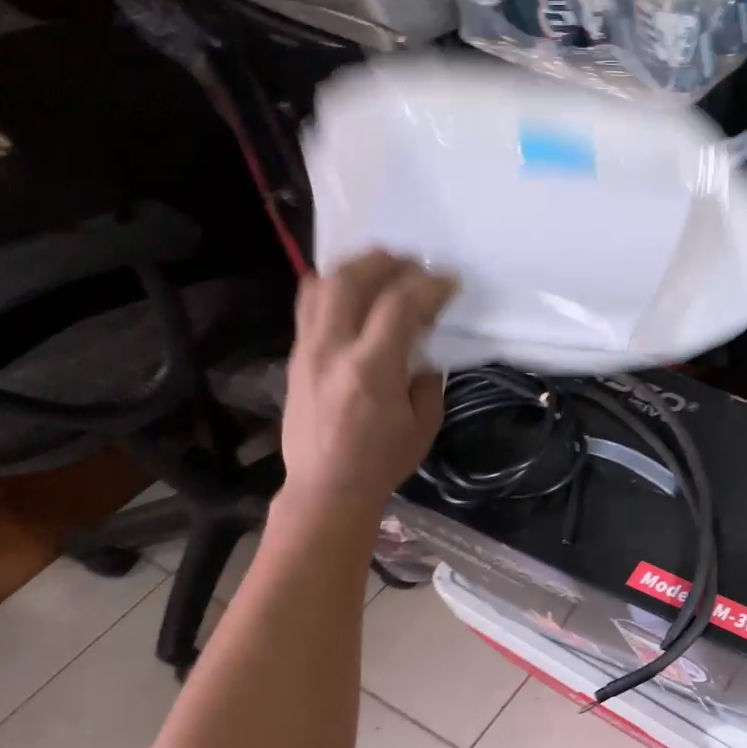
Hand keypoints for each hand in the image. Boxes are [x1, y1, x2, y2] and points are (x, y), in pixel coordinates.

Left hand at [280, 251, 455, 518]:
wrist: (327, 485)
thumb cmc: (383, 459)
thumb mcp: (423, 423)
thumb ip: (425, 381)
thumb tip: (422, 354)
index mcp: (372, 369)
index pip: (400, 307)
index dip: (428, 287)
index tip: (450, 282)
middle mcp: (333, 349)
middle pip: (352, 282)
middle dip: (386, 263)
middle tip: (413, 263)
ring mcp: (308, 349)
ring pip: (322, 286)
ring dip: (353, 267)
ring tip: (379, 264)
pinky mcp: (296, 356)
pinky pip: (309, 306)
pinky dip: (332, 286)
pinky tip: (351, 289)